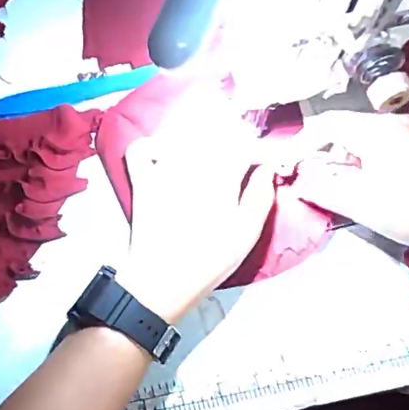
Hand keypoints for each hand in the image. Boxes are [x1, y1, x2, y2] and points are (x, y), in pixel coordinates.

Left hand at [117, 94, 277, 320]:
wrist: (161, 282)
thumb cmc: (209, 261)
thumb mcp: (246, 234)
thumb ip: (260, 196)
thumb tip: (267, 168)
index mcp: (220, 176)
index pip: (243, 142)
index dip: (257, 144)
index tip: (263, 155)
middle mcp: (190, 164)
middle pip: (212, 127)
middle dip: (230, 129)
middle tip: (240, 146)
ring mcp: (161, 170)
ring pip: (180, 131)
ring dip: (197, 129)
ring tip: (210, 142)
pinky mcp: (141, 181)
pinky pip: (141, 149)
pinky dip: (152, 145)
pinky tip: (164, 152)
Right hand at [291, 111, 408, 281]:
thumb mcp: (365, 204)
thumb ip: (326, 188)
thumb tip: (300, 177)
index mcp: (380, 129)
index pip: (328, 123)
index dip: (302, 144)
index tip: (289, 168)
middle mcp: (403, 122)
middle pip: (352, 132)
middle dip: (329, 158)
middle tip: (318, 187)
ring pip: (375, 144)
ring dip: (354, 166)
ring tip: (351, 197)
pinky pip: (397, 153)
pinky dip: (378, 170)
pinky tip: (386, 196)